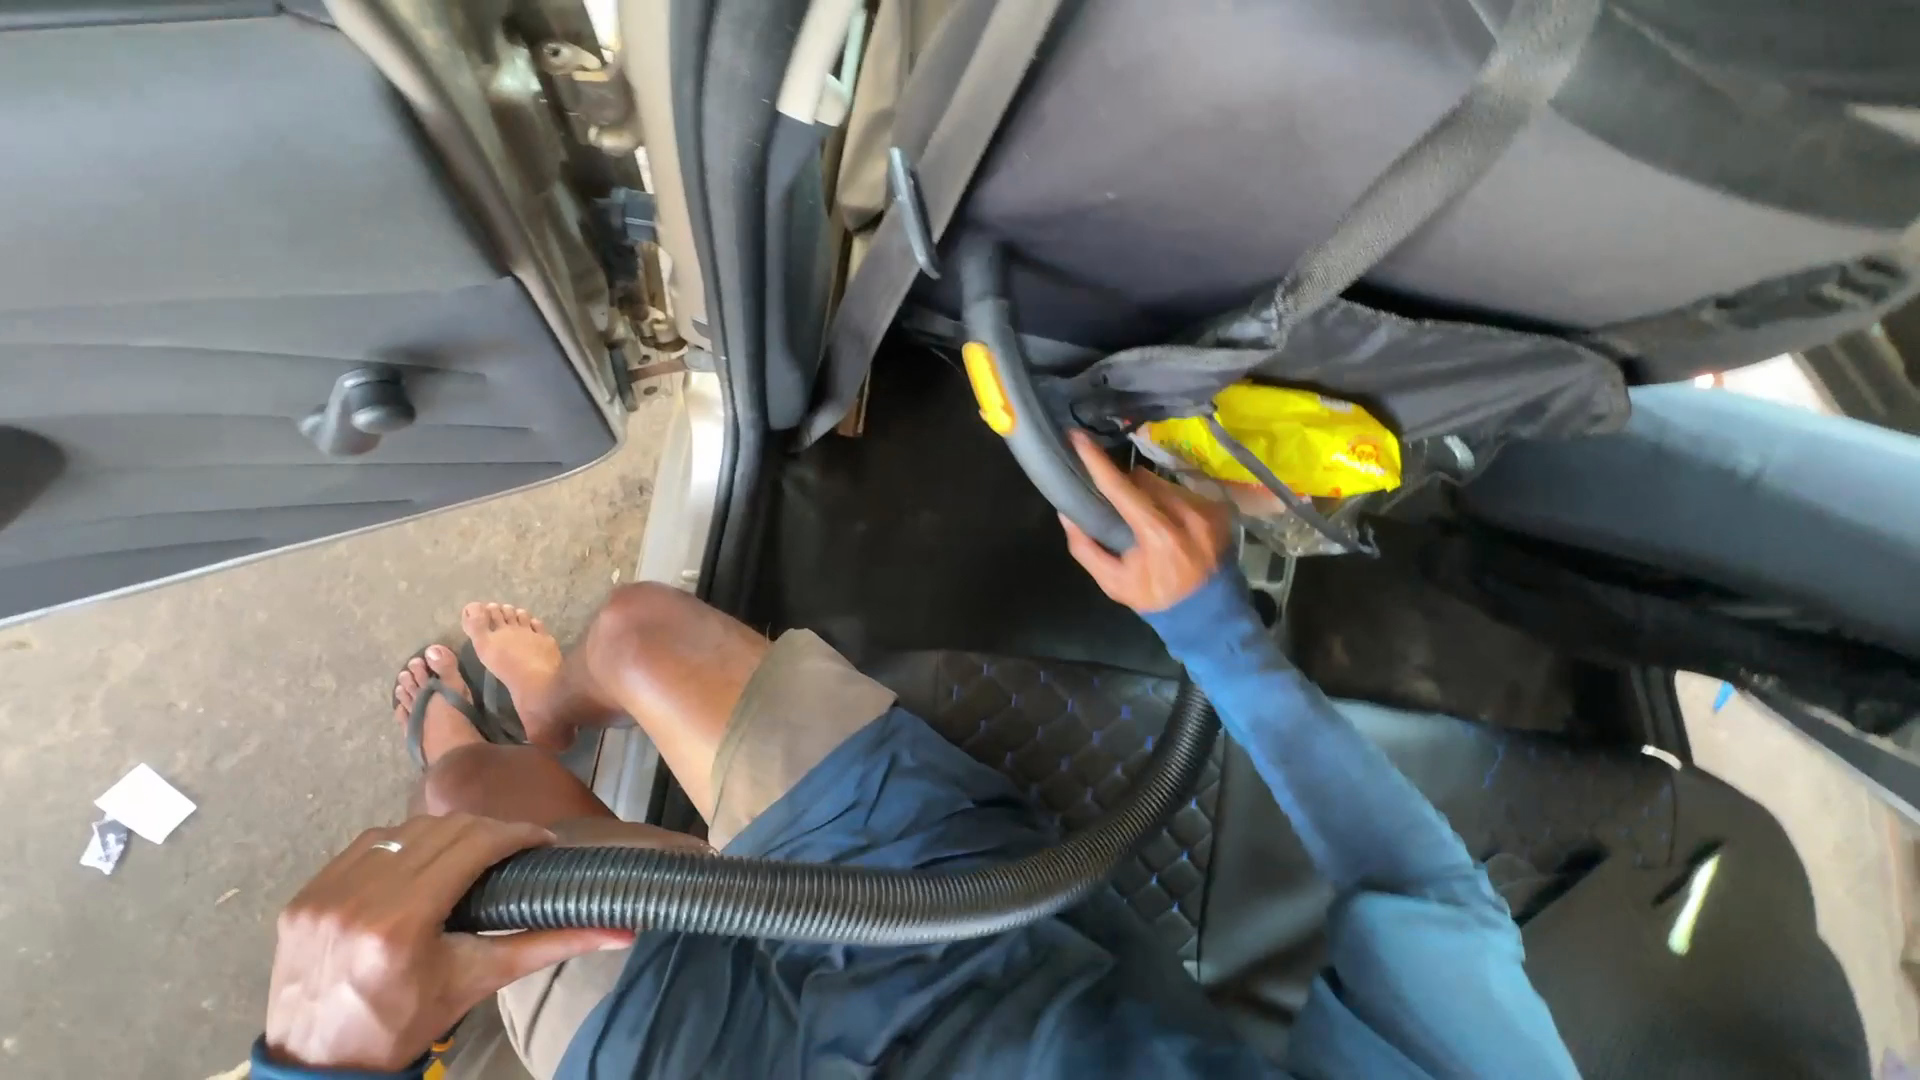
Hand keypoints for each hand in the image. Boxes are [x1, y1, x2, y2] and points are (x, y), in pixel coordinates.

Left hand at [264, 814, 632, 1071]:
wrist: (316, 1068)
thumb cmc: (407, 1024)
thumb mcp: (481, 981)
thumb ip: (552, 946)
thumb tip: (625, 931)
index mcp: (402, 924)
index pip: (473, 845)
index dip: (516, 834)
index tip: (543, 842)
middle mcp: (358, 899)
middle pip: (444, 830)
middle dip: (489, 831)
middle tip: (515, 847)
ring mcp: (323, 894)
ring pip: (407, 829)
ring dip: (447, 833)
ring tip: (471, 853)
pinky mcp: (303, 895)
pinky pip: (369, 844)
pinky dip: (404, 844)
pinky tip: (420, 863)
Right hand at [1061, 430, 1233, 613]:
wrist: (1209, 612)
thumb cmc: (1156, 597)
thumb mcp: (1114, 583)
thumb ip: (1086, 549)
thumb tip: (1067, 514)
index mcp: (1158, 534)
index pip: (1122, 488)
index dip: (1096, 462)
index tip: (1078, 438)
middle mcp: (1187, 514)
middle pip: (1143, 478)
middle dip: (1126, 486)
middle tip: (1119, 506)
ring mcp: (1207, 509)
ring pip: (1163, 481)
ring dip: (1148, 492)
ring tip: (1146, 517)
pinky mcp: (1219, 508)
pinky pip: (1183, 489)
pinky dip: (1169, 500)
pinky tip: (1170, 523)